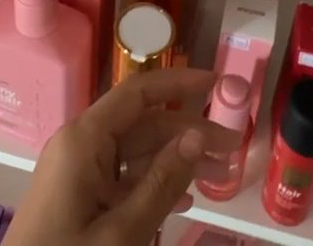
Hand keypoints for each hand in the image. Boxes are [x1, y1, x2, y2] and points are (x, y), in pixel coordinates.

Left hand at [6, 69, 242, 245]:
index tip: (217, 83)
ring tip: (221, 175)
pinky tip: (185, 199)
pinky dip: (154, 184)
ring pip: (135, 153)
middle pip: (142, 124)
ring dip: (177, 161)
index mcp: (83, 140)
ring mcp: (77, 173)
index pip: (137, 93)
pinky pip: (122, 178)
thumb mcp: (122, 232)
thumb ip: (161, 183)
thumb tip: (197, 135)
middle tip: (234, 148)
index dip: (178, 82)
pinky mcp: (77, 199)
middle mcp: (79, 145)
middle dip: (188, 132)